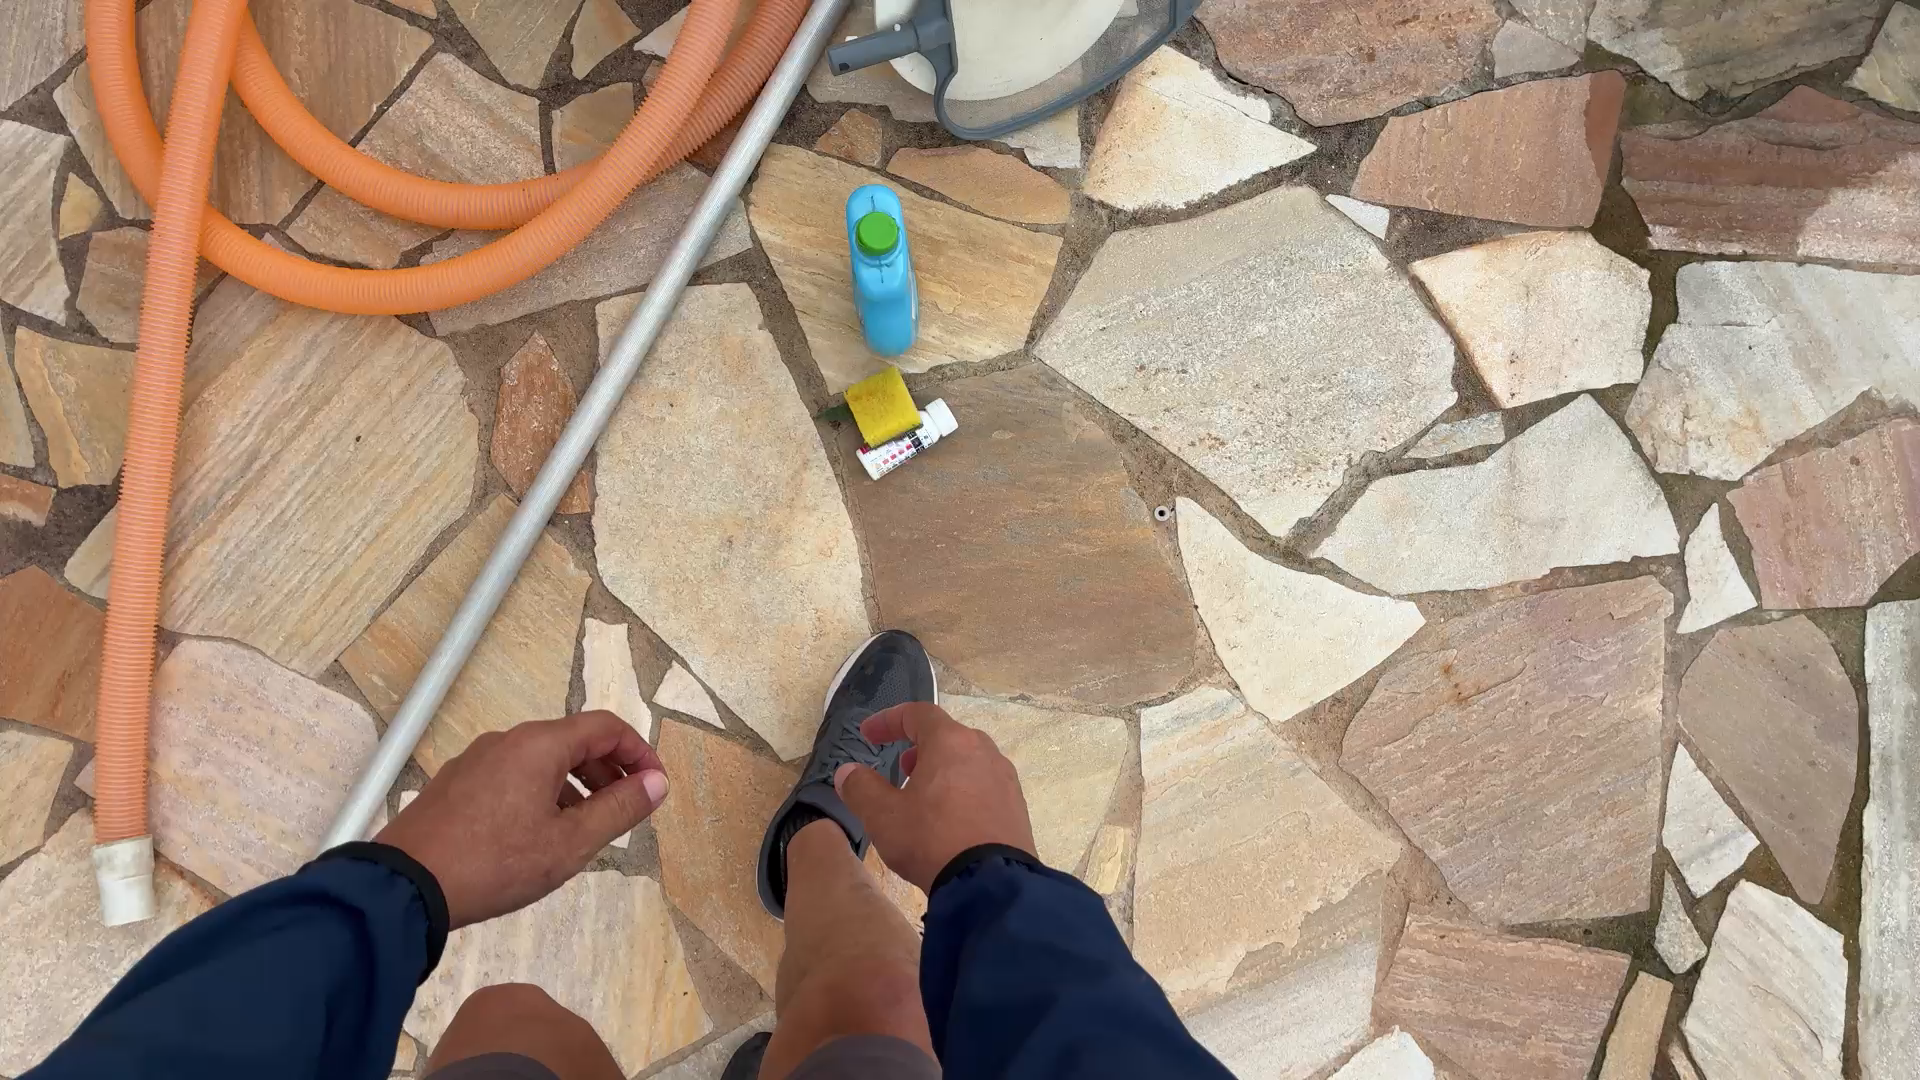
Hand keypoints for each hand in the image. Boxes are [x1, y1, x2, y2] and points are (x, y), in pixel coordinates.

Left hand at [375, 711, 668, 927]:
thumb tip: (658, 783)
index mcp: (541, 744)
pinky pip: (514, 774)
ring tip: (585, 825)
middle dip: (609, 769)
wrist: (394, 892)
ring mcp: (476, 761)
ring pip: (543, 759)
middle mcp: (510, 740)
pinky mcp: (453, 785)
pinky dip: (542, 791)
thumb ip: (620, 808)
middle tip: (625, 806)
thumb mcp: (571, 843)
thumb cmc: (495, 863)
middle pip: (575, 740)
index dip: (639, 752)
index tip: (653, 785)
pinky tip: (537, 832)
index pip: (607, 727)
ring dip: (576, 783)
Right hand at [833, 702, 1036, 891]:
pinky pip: (984, 784)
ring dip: (941, 769)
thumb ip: (861, 788)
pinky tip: (951, 820)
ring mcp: (1005, 777)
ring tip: (924, 797)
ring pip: (967, 760)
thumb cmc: (932, 840)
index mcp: (951, 742)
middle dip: (918, 747)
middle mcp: (983, 750)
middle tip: (901, 768)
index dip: (888, 720)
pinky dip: (962, 789)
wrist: (992, 884)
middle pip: (946, 735)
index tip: (868, 735)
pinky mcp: (1017, 805)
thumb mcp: (883, 816)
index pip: (918, 714)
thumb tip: (848, 772)